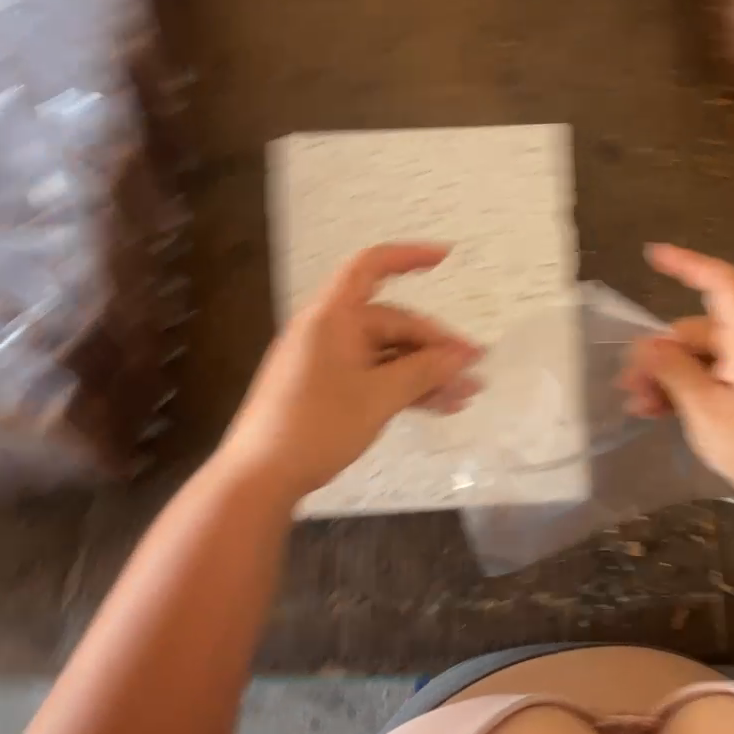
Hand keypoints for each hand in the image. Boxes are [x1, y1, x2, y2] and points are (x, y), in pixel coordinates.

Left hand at [217, 243, 481, 501]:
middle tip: (472, 370)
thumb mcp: (379, 397)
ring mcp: (326, 361)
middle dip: (434, 346)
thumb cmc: (316, 426)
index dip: (409, 257)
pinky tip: (437, 407)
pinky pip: (373, 376)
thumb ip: (425, 371)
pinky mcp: (326, 389)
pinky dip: (403, 387)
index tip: (446, 257)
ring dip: (425, 372)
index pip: (371, 267)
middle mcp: (328, 331)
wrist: (261, 476)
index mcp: (333, 317)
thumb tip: (463, 357)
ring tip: (464, 395)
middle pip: (391, 323)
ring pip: (387, 355)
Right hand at [617, 243, 733, 511]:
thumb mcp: (706, 410)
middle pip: (700, 328)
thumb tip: (645, 344)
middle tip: (629, 385)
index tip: (652, 256)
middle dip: (660, 352)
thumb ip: (673, 370)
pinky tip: (658, 410)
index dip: (688, 263)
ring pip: (701, 355)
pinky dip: (687, 386)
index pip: (722, 282)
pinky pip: (714, 374)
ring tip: (639, 406)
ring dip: (668, 375)